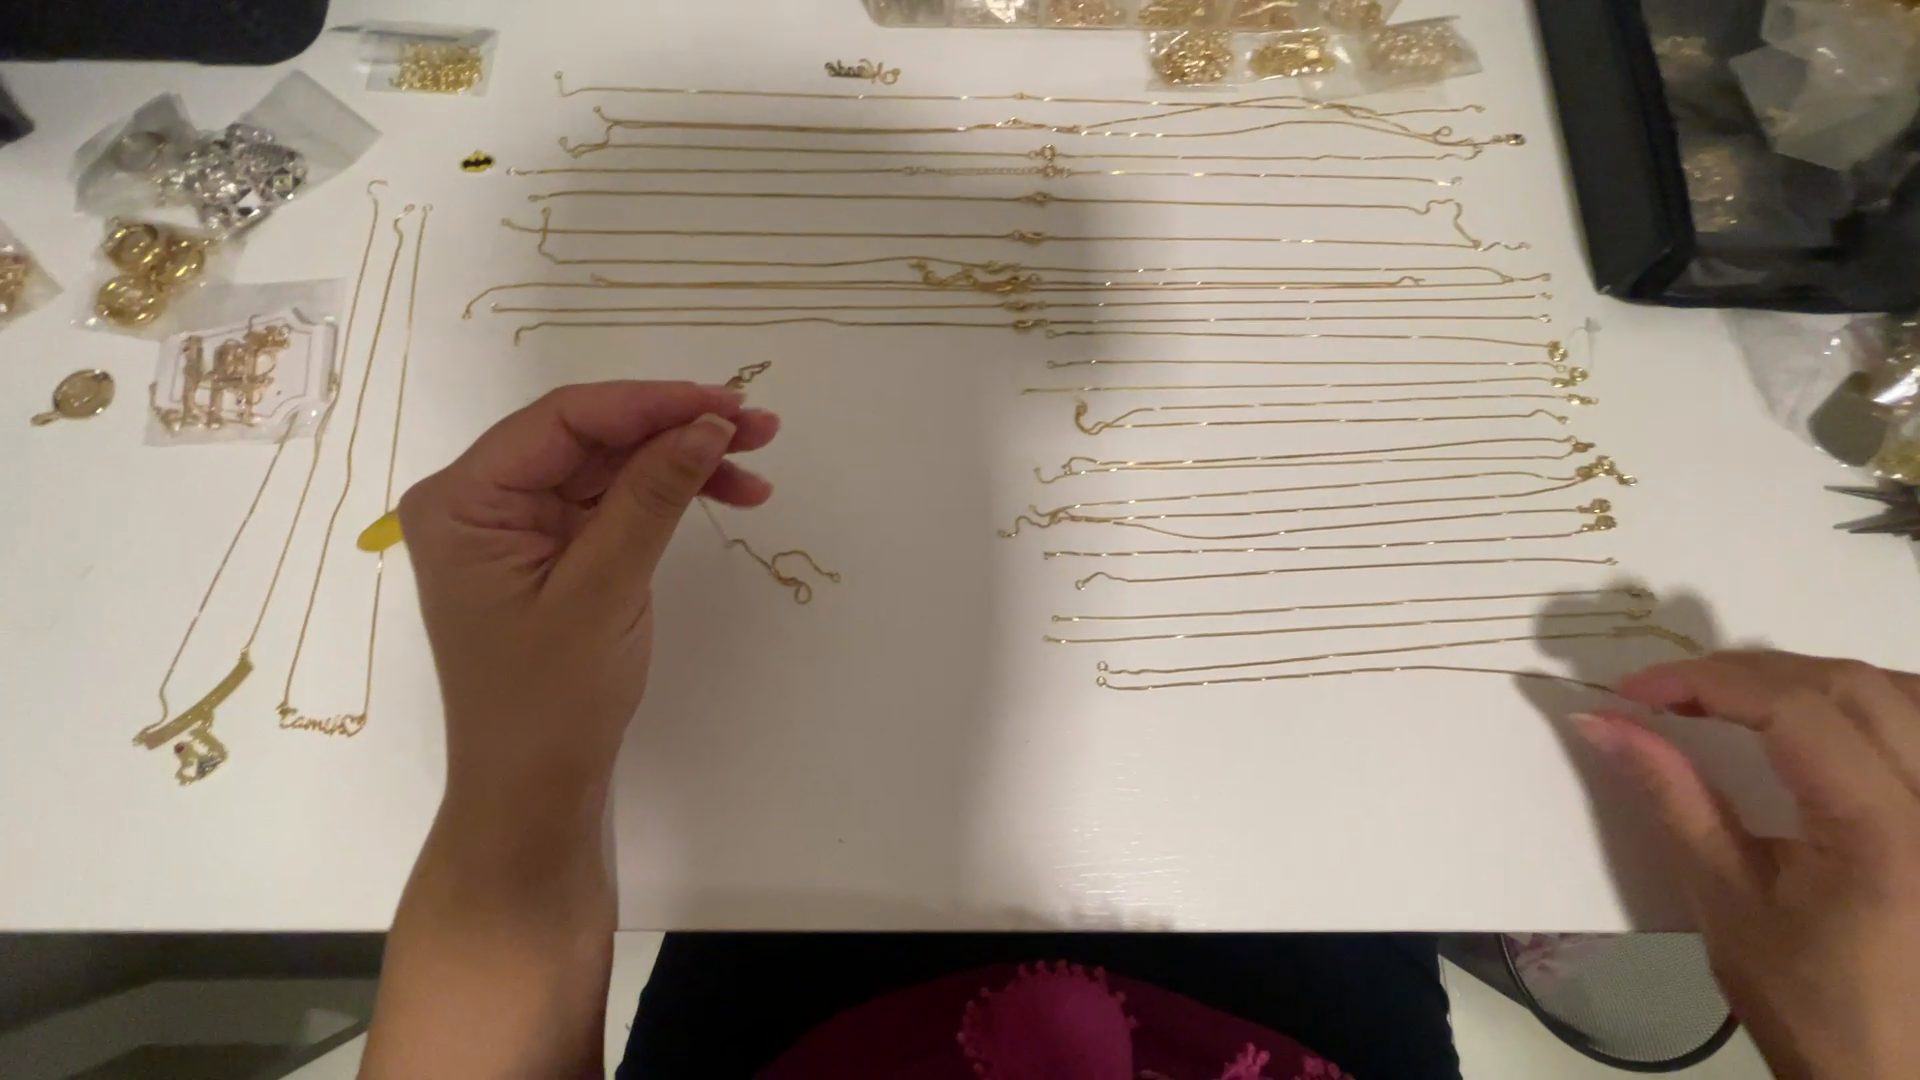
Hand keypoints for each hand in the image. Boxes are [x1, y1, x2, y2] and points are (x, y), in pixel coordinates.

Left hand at [398, 381, 779, 815]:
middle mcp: (488, 498)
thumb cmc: (552, 699)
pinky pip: (623, 501)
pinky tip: (731, 494)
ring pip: (616, 465)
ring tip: (758, 464)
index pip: (564, 421)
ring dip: (686, 461)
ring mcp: (527, 522)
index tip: (726, 405)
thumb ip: (654, 498)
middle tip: (759, 427)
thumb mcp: (604, 590)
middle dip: (677, 429)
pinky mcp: (562, 546)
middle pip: (595, 437)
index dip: (650, 404)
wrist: (538, 784)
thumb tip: (709, 424)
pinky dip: (675, 496)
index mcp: (466, 500)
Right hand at [1578, 652, 1919, 1079]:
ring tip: (1734, 699)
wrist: (1905, 1074)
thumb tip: (1598, 720)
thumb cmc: (1807, 997)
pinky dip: (1867, 701)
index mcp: (1885, 835)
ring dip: (1808, 679)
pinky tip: (1818, 720)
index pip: (1795, 710)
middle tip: (1670, 690)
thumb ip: (1673, 793)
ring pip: (1905, 692)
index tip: (1631, 692)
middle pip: (1852, 686)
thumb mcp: (1722, 893)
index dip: (1703, 680)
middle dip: (1744, 670)